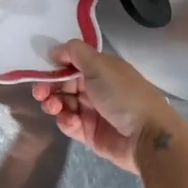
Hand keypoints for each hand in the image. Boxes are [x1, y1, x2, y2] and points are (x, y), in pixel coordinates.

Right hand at [30, 40, 183, 173]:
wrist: (147, 138)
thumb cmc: (123, 95)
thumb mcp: (99, 65)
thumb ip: (74, 52)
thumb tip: (55, 50)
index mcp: (100, 70)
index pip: (70, 64)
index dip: (54, 65)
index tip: (40, 68)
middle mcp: (95, 89)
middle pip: (63, 84)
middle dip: (48, 86)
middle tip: (39, 92)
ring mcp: (92, 112)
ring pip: (62, 103)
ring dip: (53, 103)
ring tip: (52, 106)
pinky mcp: (90, 133)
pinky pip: (69, 123)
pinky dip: (64, 120)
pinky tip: (68, 120)